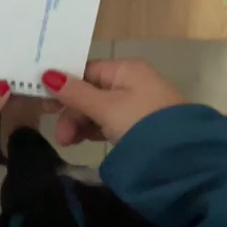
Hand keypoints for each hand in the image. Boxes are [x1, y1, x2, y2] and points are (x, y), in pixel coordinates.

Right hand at [43, 59, 185, 143]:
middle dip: (71, 113)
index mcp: (125, 69)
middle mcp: (132, 81)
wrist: (183, 157)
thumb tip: (47, 73)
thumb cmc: (140, 123)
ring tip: (70, 142)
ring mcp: (137, 102)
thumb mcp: (104, 108)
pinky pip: (109, 120)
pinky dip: (95, 129)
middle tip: (61, 136)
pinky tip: (85, 141)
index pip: (85, 71)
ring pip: (97, 108)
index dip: (63, 86)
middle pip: (89, 91)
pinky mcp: (139, 122)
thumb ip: (74, 92)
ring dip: (80, 124)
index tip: (44, 104)